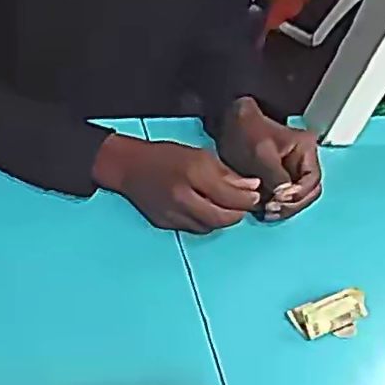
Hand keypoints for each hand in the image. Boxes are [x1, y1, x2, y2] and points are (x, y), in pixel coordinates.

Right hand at [92, 133, 260, 232]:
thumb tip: (250, 187)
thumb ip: (225, 173)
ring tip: (226, 209)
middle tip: (243, 206)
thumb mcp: (199, 155)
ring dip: (221, 220)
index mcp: (194, 174)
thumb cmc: (166, 156)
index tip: (254, 196)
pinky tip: (206, 212)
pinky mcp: (166, 223)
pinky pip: (193, 228)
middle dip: (236, 215)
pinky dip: (204, 222)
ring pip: (207, 227)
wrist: (130, 168)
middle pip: (220, 218)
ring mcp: (173, 214)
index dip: (246, 200)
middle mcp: (183, 198)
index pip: (229, 196)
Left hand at [217, 97, 321, 221]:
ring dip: (282, 210)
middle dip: (291, 205)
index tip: (278, 200)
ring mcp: (290, 174)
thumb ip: (275, 175)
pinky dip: (273, 208)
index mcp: (305, 150)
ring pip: (296, 200)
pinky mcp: (276, 183)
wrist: (230, 128)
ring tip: (265, 212)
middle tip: (270, 210)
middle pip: (308, 193)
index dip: (298, 195)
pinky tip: (261, 210)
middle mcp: (302, 163)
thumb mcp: (261, 155)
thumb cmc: (247, 134)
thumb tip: (285, 195)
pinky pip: (281, 201)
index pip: (313, 181)